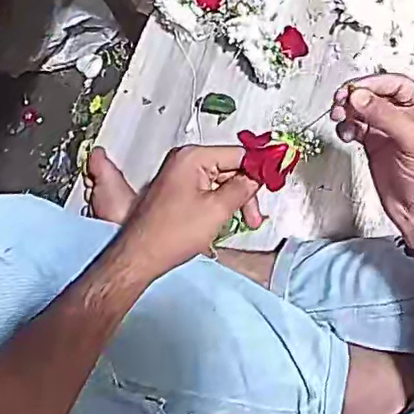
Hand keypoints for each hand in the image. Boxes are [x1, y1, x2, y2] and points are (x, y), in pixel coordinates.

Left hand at [86, 146, 264, 278]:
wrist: (139, 259)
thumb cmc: (170, 235)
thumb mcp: (218, 209)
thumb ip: (244, 187)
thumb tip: (259, 175)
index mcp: (193, 157)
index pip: (238, 154)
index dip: (258, 170)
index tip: (273, 180)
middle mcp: (184, 160)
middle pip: (230, 168)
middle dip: (245, 192)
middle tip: (255, 215)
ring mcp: (179, 174)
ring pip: (220, 180)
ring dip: (234, 200)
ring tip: (243, 221)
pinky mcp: (176, 189)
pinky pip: (207, 189)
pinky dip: (219, 203)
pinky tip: (224, 219)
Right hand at [332, 74, 413, 250]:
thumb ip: (387, 117)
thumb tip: (362, 96)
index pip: (398, 85)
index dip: (375, 84)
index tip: (356, 89)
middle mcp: (410, 117)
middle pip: (378, 94)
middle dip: (358, 95)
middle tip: (342, 99)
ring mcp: (391, 132)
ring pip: (364, 110)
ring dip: (349, 110)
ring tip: (340, 115)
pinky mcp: (377, 146)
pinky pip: (357, 127)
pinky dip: (348, 127)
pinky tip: (346, 132)